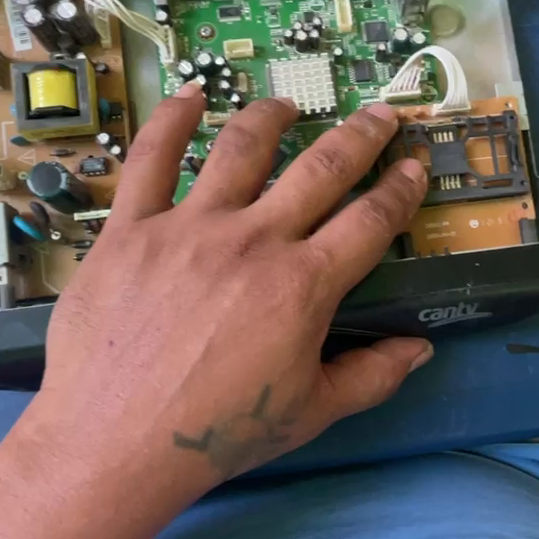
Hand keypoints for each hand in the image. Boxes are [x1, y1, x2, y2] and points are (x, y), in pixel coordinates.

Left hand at [22, 84, 431, 494]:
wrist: (117, 443)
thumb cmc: (221, 432)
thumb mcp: (313, 412)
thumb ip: (373, 376)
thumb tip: (422, 347)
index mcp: (304, 284)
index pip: (371, 221)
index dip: (399, 190)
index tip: (412, 168)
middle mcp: (255, 240)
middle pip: (321, 169)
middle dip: (360, 136)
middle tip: (380, 114)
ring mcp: (190, 226)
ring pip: (241, 148)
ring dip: (272, 118)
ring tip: (287, 106)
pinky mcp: (131, 227)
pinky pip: (150, 159)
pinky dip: (171, 120)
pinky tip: (190, 95)